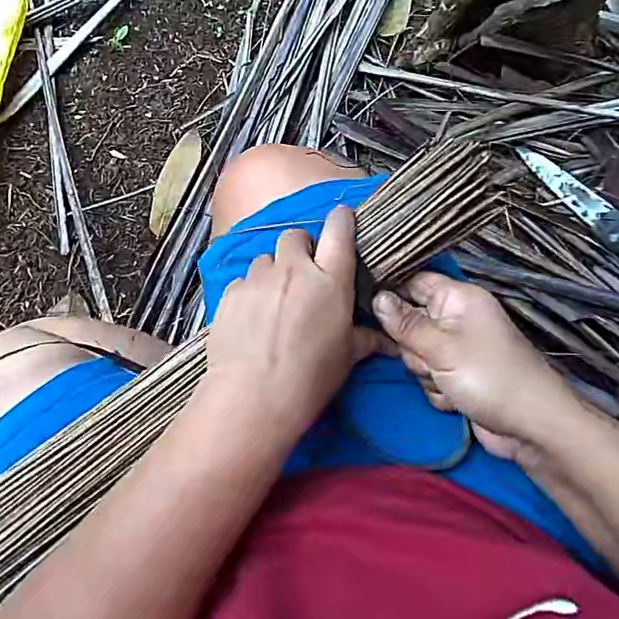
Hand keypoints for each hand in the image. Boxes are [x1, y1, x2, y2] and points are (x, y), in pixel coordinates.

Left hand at [204, 206, 378, 436]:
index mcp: (330, 280)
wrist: (253, 399)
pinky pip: (242, 281)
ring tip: (274, 300)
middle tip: (303, 275)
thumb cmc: (310, 377)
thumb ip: (364, 338)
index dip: (341, 220)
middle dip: (300, 249)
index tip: (342, 220)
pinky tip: (251, 316)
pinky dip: (249, 291)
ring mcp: (259, 279)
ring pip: (266, 258)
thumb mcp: (347, 357)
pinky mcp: (230, 294)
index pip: (339, 230)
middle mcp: (294, 270)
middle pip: (295, 236)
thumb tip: (388, 340)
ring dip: (272, 271)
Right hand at [372, 273, 583, 463]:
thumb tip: (376, 296)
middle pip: (411, 323)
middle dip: (414, 348)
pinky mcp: (459, 377)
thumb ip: (405, 324)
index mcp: (459, 298)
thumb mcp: (441, 348)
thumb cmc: (488, 376)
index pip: (415, 281)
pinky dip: (439, 392)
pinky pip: (431, 378)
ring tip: (448, 383)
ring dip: (427, 374)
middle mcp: (458, 319)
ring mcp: (459, 350)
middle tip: (430, 360)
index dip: (392, 293)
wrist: (530, 426)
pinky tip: (456, 400)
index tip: (368, 309)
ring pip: (418, 355)